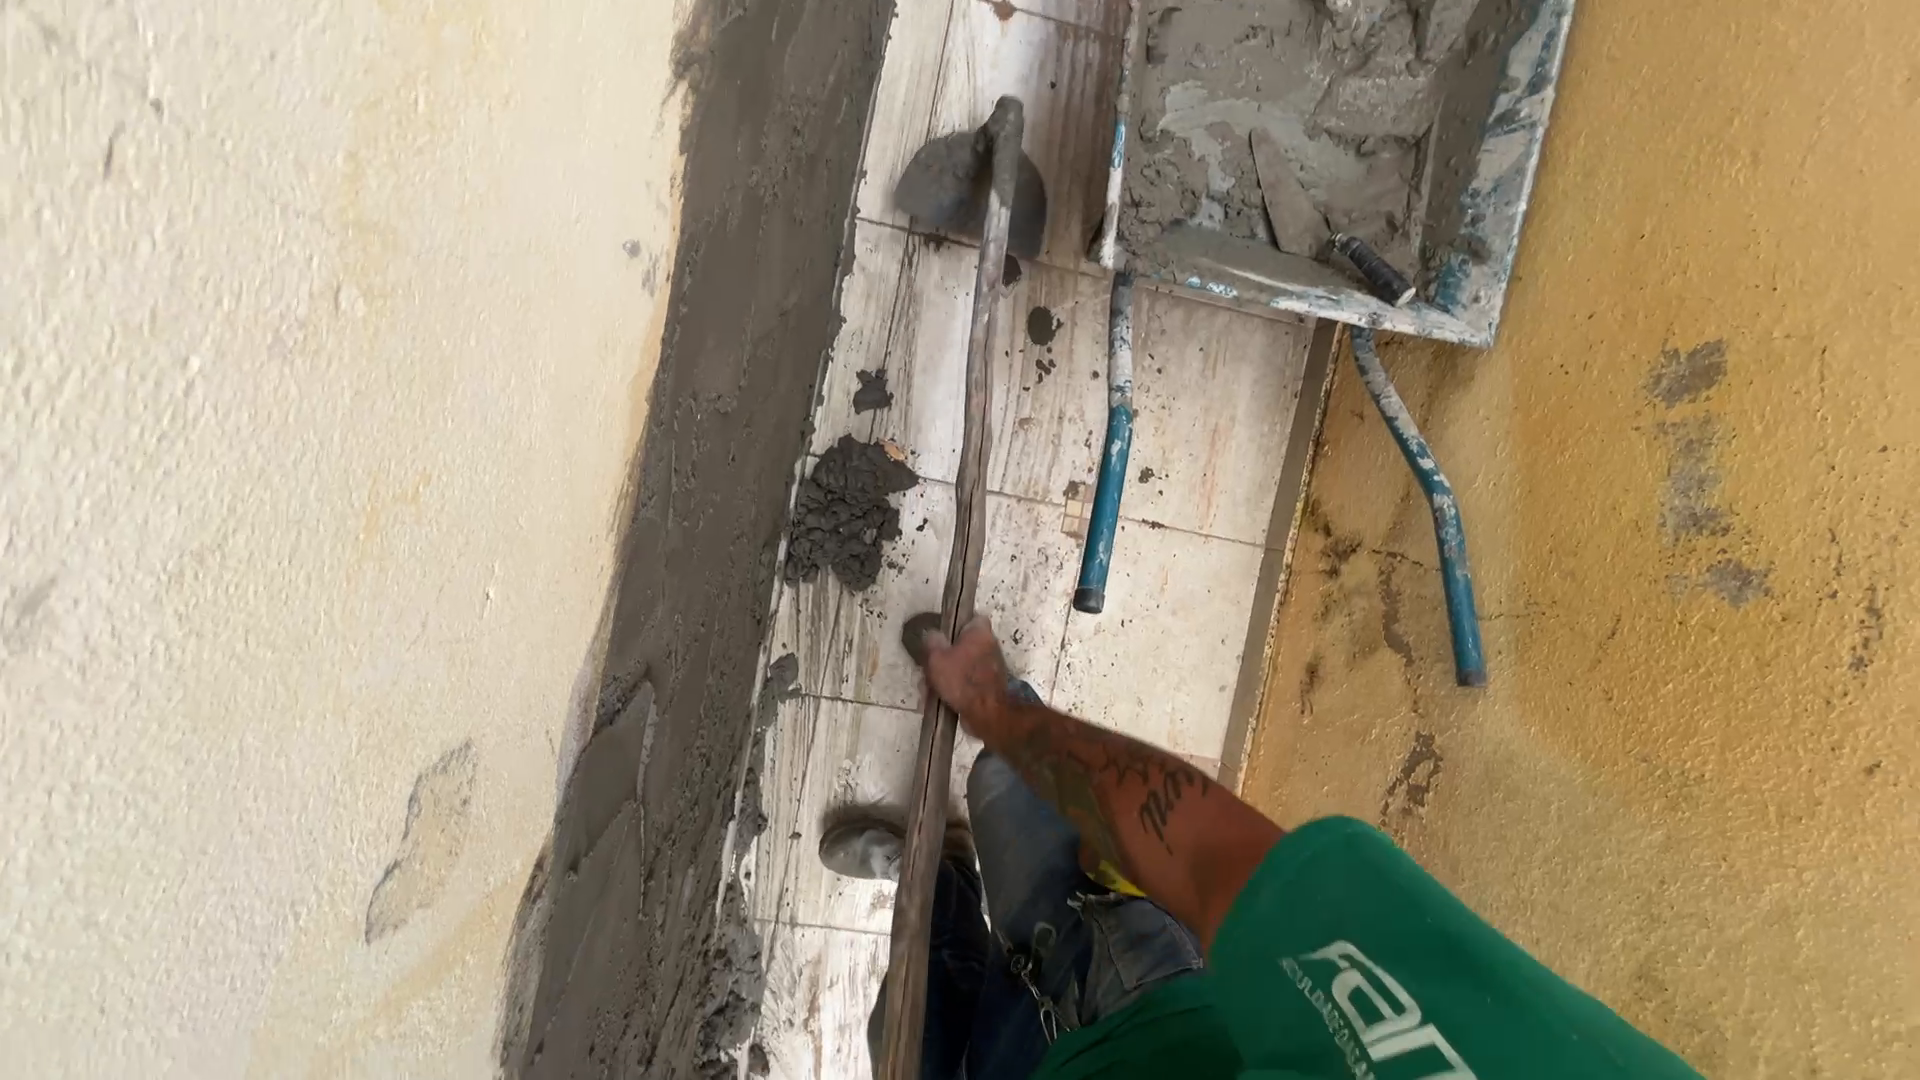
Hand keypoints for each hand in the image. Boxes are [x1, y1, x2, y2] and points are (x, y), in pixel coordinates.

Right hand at [921, 614, 1011, 732]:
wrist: (986, 713)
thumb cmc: (961, 679)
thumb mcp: (936, 657)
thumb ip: (931, 641)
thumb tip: (933, 634)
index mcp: (980, 632)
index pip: (971, 617)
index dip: (955, 624)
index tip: (940, 636)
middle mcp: (989, 646)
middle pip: (961, 646)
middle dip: (941, 659)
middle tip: (927, 671)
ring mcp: (990, 667)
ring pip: (961, 666)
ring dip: (943, 677)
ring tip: (927, 691)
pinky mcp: (988, 686)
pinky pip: (966, 682)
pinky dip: (953, 689)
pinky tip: (937, 700)